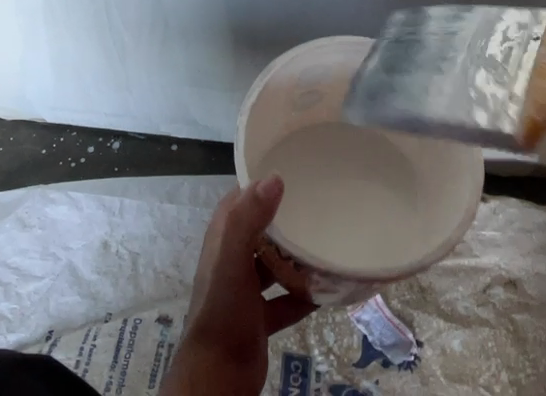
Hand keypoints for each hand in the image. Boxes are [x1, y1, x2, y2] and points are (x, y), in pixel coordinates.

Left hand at [162, 177, 315, 395]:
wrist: (219, 373)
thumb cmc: (224, 311)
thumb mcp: (233, 260)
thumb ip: (247, 220)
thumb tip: (274, 178)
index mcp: (222, 242)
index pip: (238, 201)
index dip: (259, 184)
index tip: (290, 171)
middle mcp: (231, 262)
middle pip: (259, 230)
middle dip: (284, 219)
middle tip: (318, 204)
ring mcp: (244, 291)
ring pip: (273, 265)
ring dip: (295, 257)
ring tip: (326, 242)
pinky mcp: (259, 318)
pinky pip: (285, 299)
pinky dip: (303, 295)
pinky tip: (326, 290)